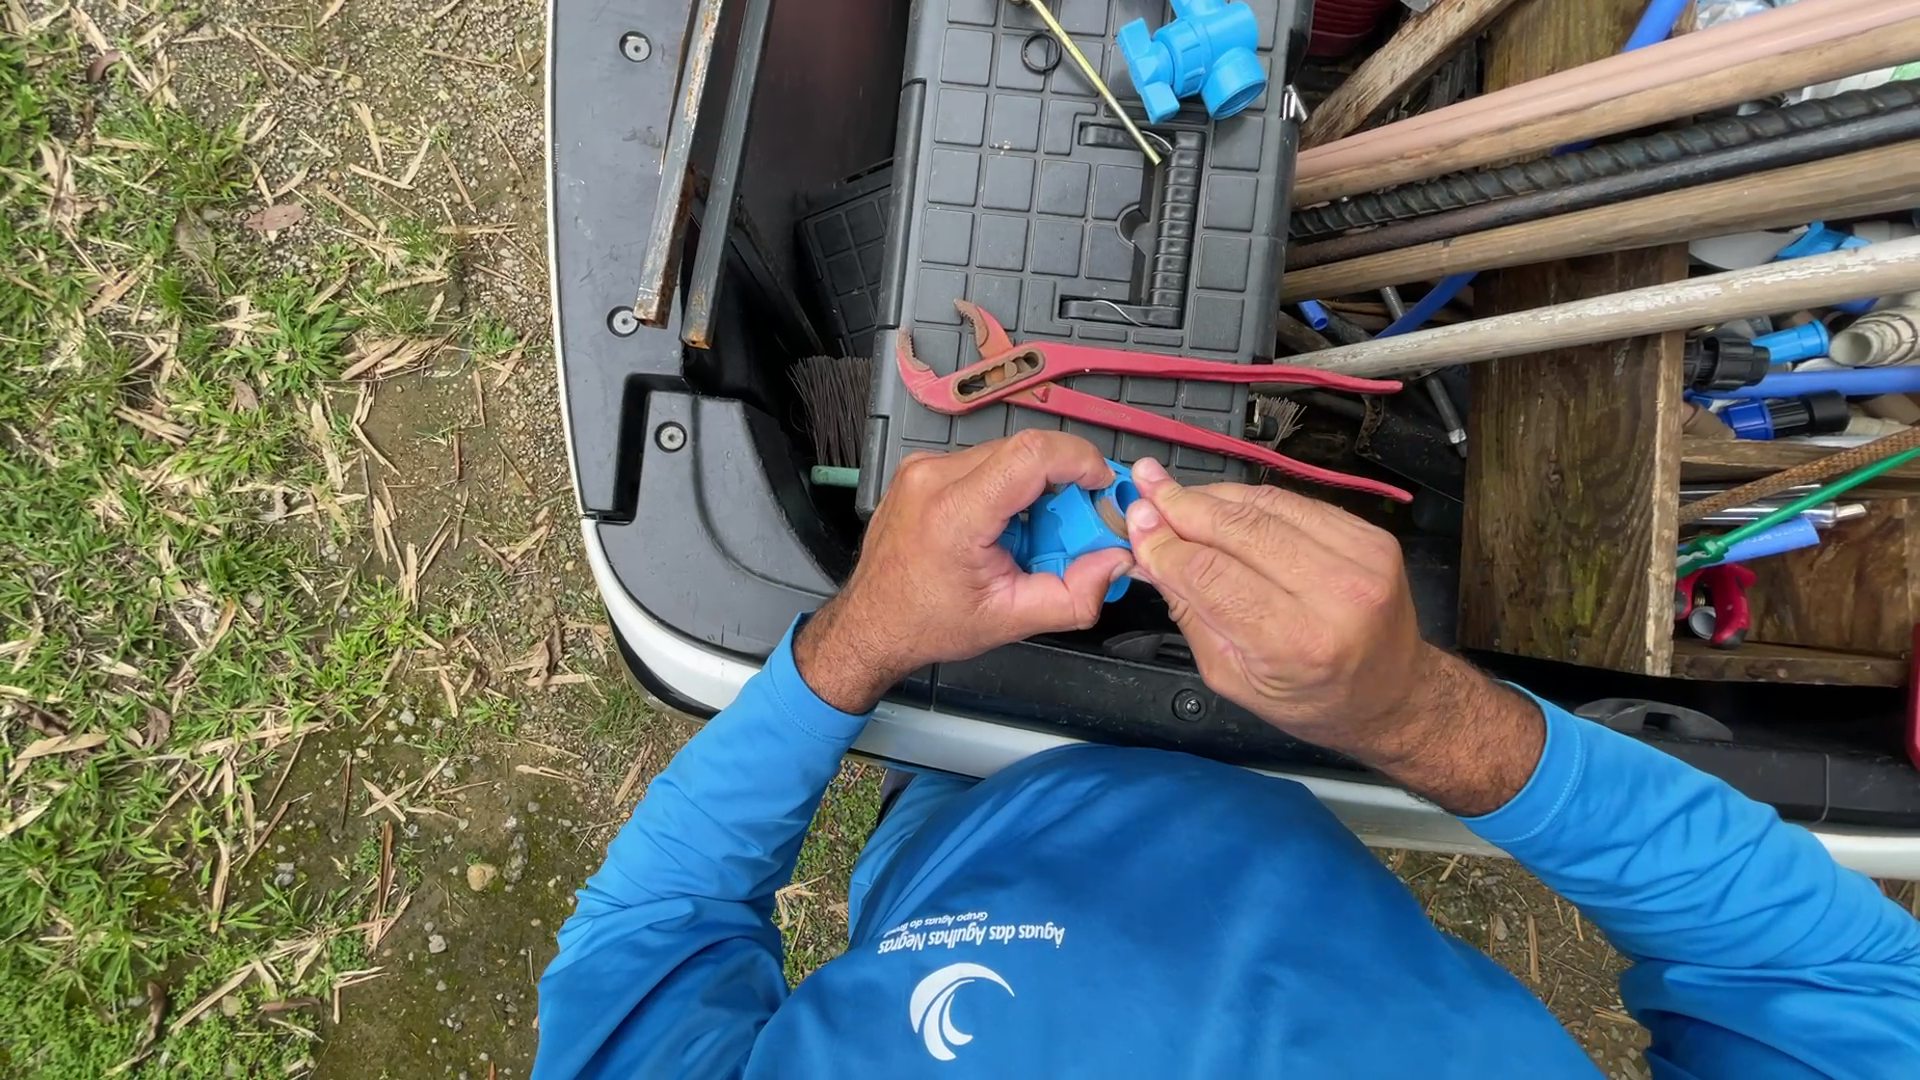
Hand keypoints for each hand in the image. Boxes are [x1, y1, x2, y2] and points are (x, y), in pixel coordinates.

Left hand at [793, 432, 1134, 712]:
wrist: (873, 622)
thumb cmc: (927, 622)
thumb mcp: (1010, 620)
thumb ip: (1075, 595)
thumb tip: (1116, 560)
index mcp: (954, 514)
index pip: (1031, 454)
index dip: (1079, 460)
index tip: (1100, 485)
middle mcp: (933, 478)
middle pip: (1025, 451)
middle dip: (1063, 481)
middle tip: (1074, 523)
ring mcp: (923, 468)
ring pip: (1006, 453)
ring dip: (1035, 485)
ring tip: (1032, 531)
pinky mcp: (924, 468)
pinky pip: (984, 460)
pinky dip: (1009, 486)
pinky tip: (1006, 524)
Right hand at [1123, 457, 1541, 814]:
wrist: (1394, 695)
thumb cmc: (1307, 698)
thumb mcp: (1230, 676)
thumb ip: (1188, 611)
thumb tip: (1147, 554)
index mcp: (1296, 643)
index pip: (1211, 574)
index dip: (1165, 543)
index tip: (1133, 521)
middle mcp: (1336, 595)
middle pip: (1237, 530)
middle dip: (1181, 505)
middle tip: (1144, 485)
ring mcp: (1360, 558)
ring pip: (1264, 506)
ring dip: (1210, 495)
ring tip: (1171, 489)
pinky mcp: (1369, 535)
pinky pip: (1292, 502)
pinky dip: (1248, 498)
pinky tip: (1217, 501)